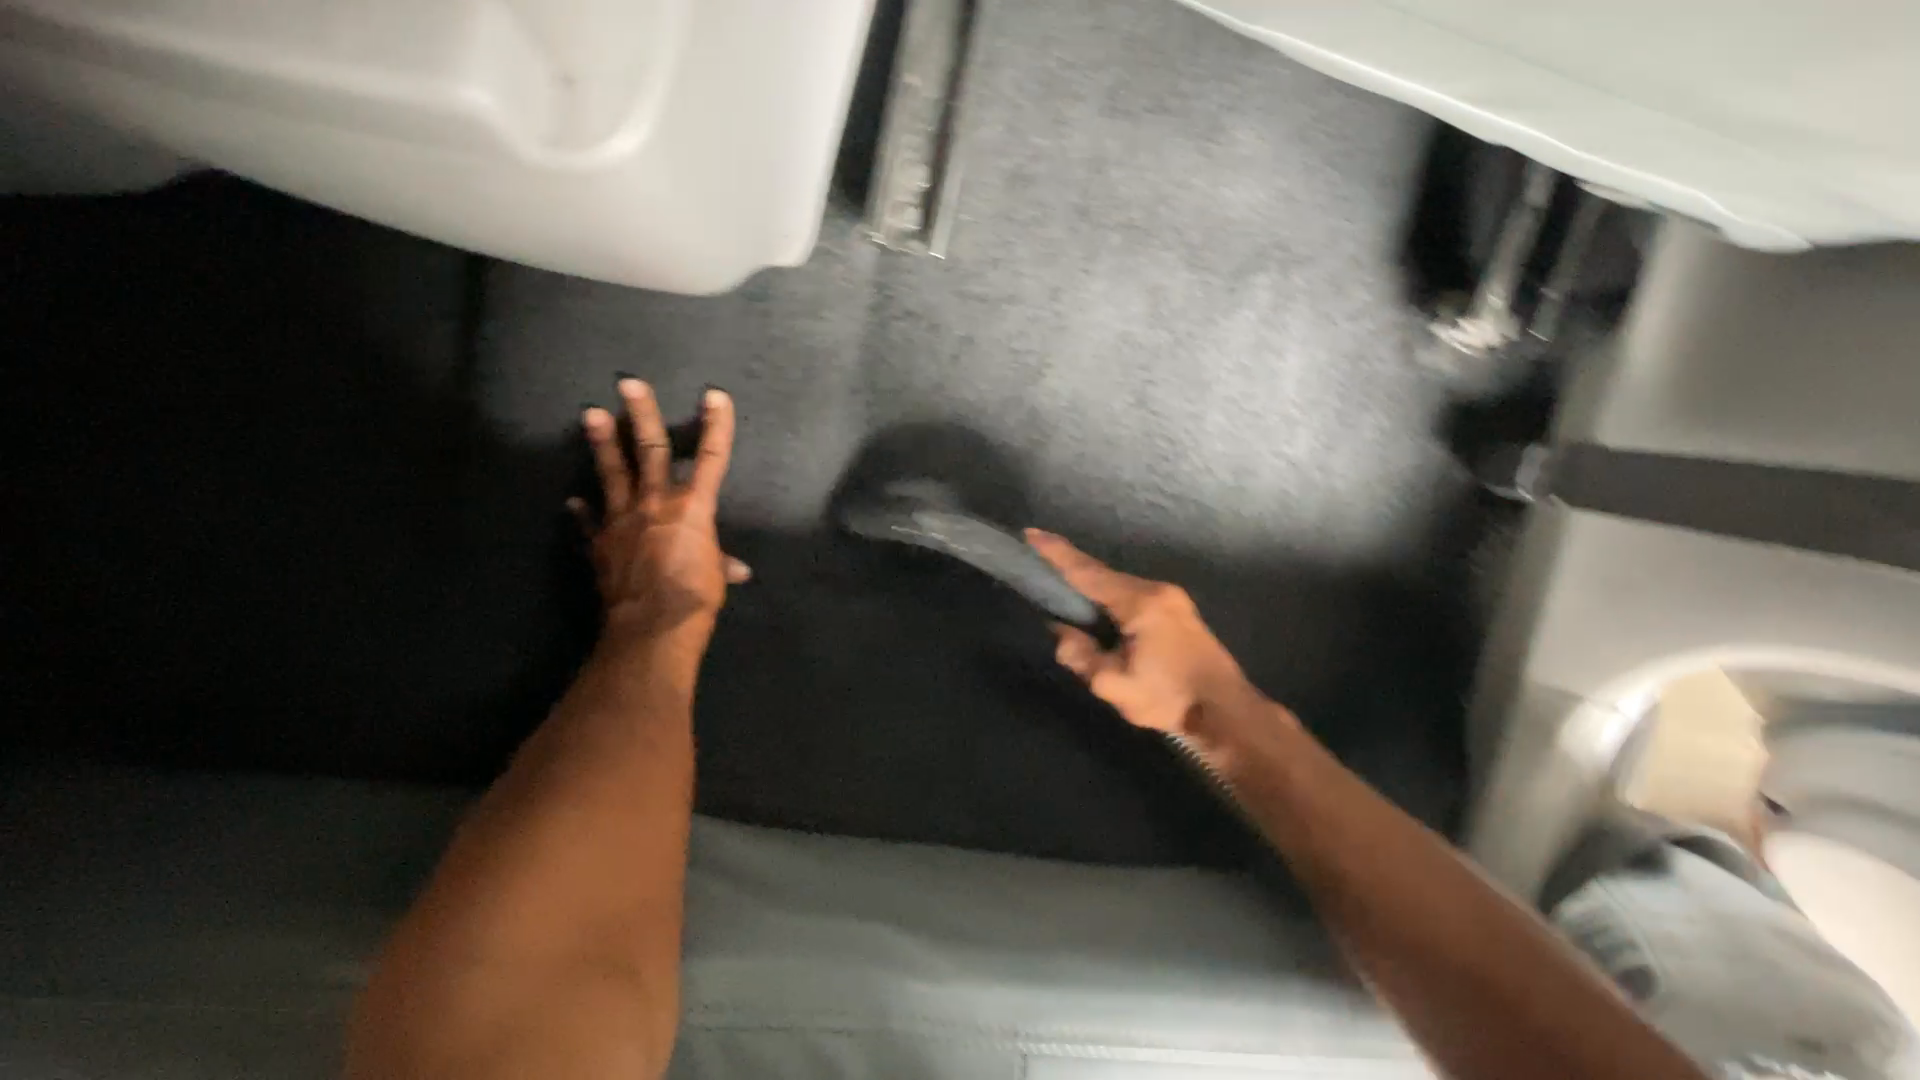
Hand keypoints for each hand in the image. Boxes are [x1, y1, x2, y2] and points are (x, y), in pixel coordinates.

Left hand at [570, 380, 748, 640]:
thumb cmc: (695, 596)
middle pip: (650, 449)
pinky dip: (583, 512)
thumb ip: (720, 562)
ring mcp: (622, 519)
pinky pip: (589, 522)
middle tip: (628, 382)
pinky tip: (573, 500)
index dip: (716, 426)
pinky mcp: (600, 541)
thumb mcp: (716, 576)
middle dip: (641, 414)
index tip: (715, 396)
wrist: (652, 623)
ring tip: (590, 412)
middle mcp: (656, 502)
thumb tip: (736, 570)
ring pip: (612, 472)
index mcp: (693, 507)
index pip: (712, 458)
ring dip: (602, 442)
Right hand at [1027, 529, 1252, 734]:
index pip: (1088, 572)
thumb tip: (1063, 632)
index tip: (1031, 534)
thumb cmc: (1169, 698)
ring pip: (1119, 589)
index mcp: (1140, 603)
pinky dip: (1112, 603)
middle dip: (1072, 575)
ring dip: (1094, 594)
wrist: (1225, 711)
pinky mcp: (1178, 612)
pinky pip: (1133, 598)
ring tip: (1068, 606)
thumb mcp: (1112, 684)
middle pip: (1103, 577)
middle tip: (1041, 575)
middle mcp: (1156, 590)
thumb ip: (1080, 655)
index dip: (1056, 554)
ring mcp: (1172, 599)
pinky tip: (1101, 620)